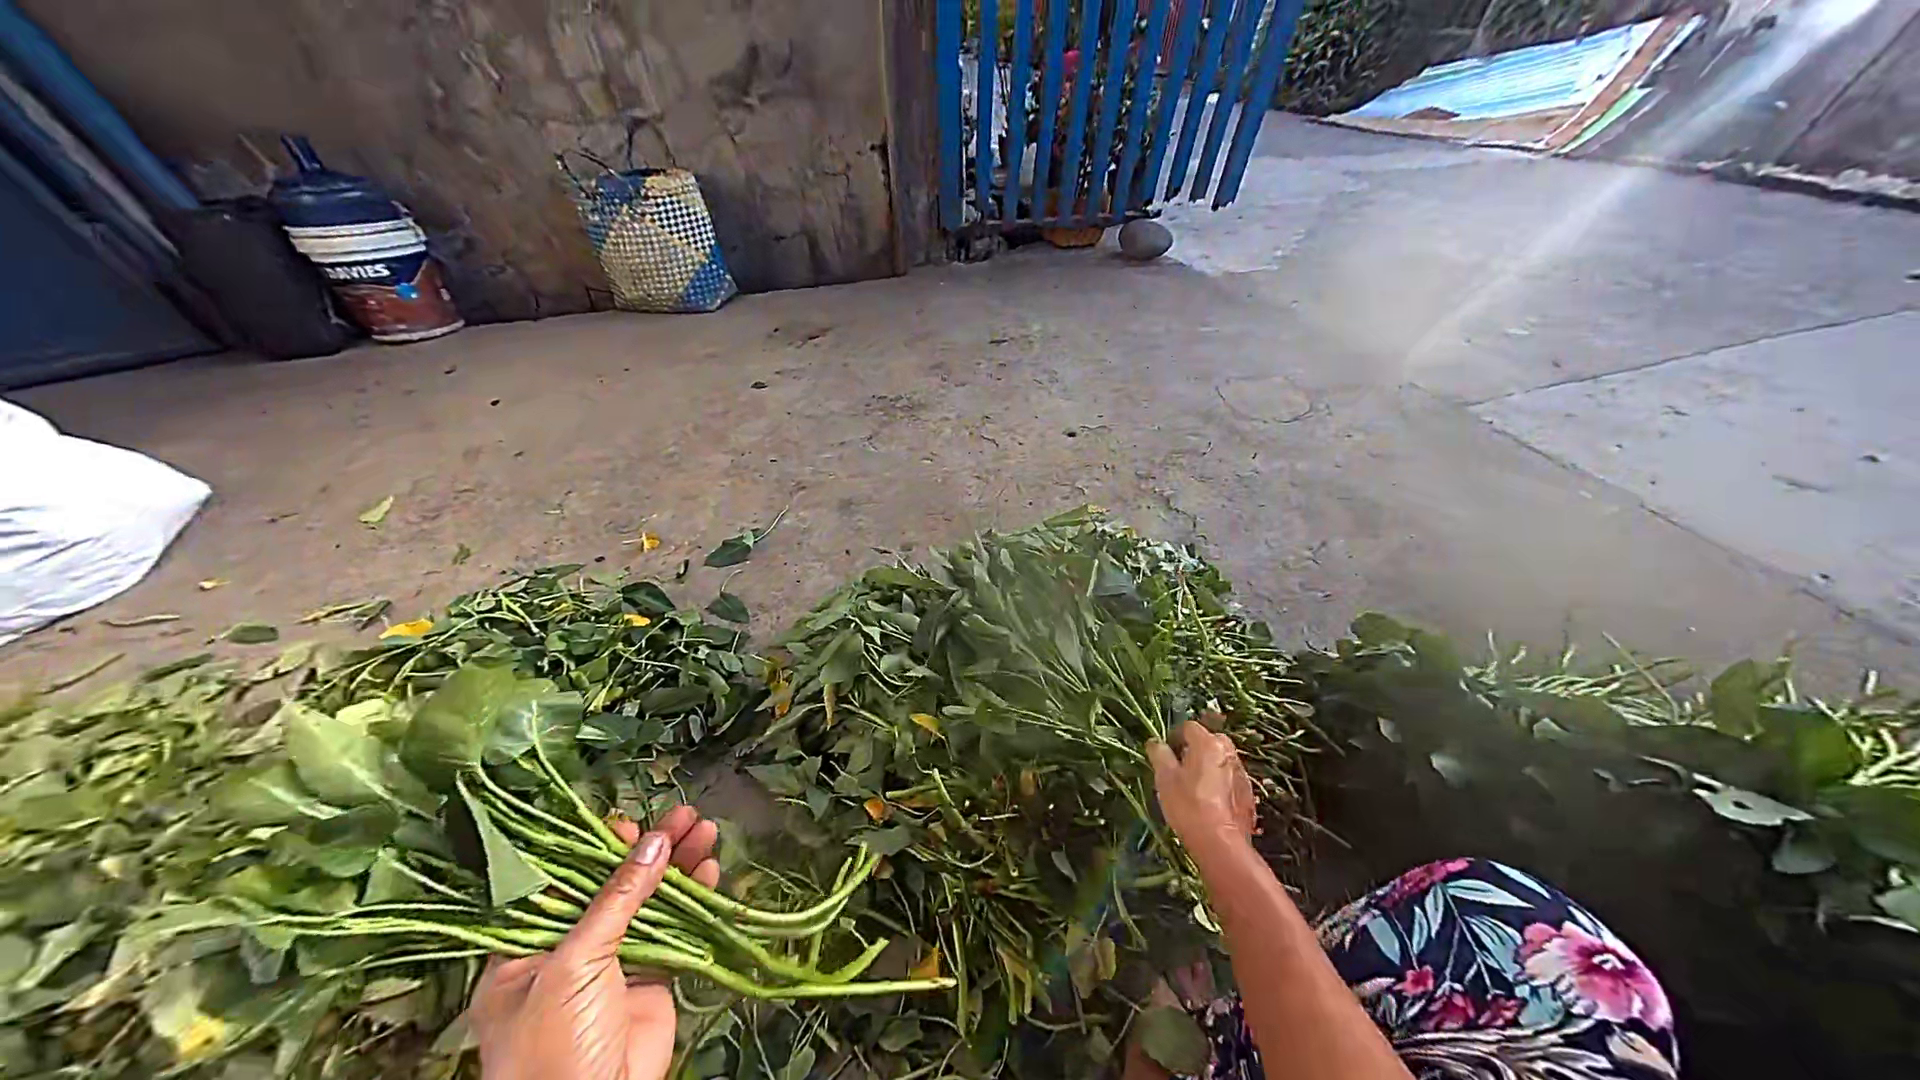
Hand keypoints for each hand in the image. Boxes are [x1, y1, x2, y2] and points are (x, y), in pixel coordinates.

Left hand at [470, 805, 721, 1079]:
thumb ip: (616, 900)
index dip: (596, 849)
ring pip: (649, 901)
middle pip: (615, 885)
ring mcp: (614, 963)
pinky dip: (694, 898)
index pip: (563, 882)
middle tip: (684, 816)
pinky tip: (710, 872)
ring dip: (678, 866)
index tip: (630, 822)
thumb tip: (653, 842)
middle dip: (650, 849)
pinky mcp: (651, 977)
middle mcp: (570, 951)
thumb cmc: (555, 1048)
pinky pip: (675, 927)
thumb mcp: (574, 966)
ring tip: (705, 832)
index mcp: (527, 950)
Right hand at [1147, 719, 1258, 864]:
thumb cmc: (1188, 805)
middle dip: (1194, 749)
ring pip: (1220, 760)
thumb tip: (1155, 742)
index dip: (1174, 737)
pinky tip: (1208, 802)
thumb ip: (1159, 754)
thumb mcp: (1164, 778)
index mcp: (1207, 743)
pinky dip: (1219, 783)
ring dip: (1207, 766)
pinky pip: (1229, 779)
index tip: (1165, 753)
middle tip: (1178, 768)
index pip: (1189, 727)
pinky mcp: (1248, 794)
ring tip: (1193, 787)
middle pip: (1208, 740)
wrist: (1220, 843)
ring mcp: (1241, 773)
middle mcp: (1228, 753)